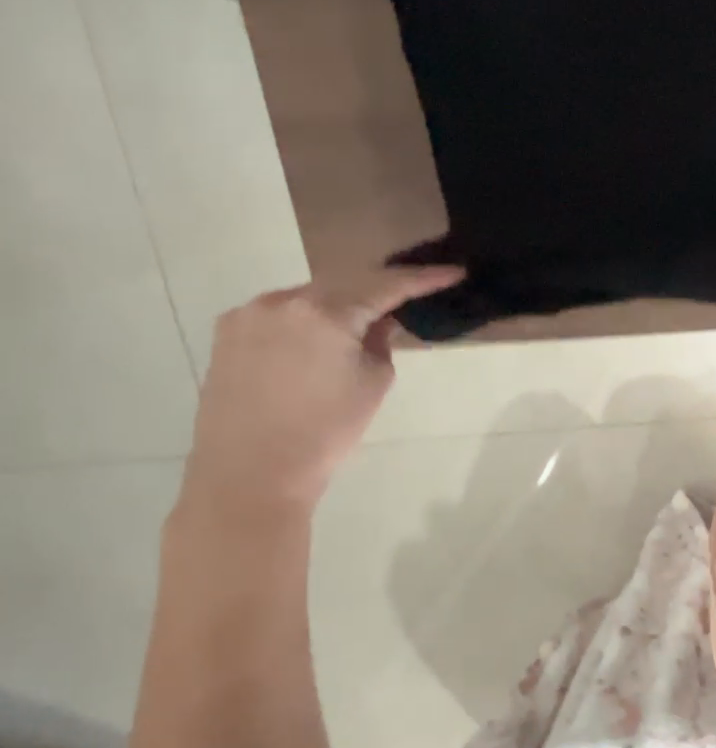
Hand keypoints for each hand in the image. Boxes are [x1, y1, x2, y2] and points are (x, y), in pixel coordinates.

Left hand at [179, 266, 464, 522]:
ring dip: (343, 301)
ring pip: (311, 295)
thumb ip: (381, 339)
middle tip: (415, 291)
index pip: (387, 285)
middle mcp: (281, 302)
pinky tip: (327, 331)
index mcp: (324, 312)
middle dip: (381, 287)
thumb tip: (378, 321)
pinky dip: (311, 315)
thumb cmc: (326, 429)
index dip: (424, 278)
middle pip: (346, 283)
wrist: (250, 474)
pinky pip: (283, 312)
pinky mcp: (228, 335)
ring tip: (371, 314)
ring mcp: (248, 316)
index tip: (454, 273)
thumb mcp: (375, 380)